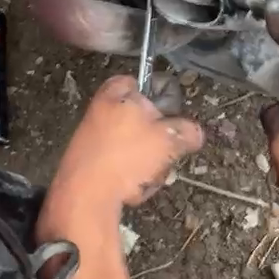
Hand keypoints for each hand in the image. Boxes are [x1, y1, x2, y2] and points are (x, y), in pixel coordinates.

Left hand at [39, 76, 203, 242]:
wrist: (85, 196)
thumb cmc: (126, 156)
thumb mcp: (169, 139)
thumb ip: (186, 131)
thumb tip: (193, 133)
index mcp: (115, 93)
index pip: (141, 82)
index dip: (159, 96)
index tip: (170, 114)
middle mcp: (100, 111)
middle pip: (142, 119)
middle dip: (157, 140)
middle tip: (164, 152)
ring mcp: (92, 138)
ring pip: (134, 146)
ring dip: (147, 163)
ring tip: (147, 176)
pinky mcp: (89, 164)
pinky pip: (120, 165)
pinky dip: (130, 176)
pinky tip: (133, 189)